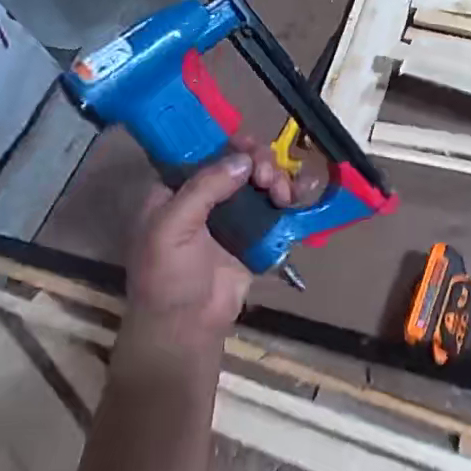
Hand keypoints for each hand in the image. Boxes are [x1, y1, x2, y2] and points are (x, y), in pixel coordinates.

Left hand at [126, 136, 309, 341]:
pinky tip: (303, 192)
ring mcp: (234, 216)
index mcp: (176, 191)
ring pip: (261, 182)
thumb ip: (204, 188)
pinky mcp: (257, 236)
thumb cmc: (167, 276)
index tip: (248, 144)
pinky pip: (276, 209)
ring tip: (282, 194)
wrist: (187, 327)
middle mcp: (206, 198)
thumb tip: (243, 161)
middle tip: (267, 177)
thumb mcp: (172, 227)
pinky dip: (292, 197)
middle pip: (238, 163)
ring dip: (276, 179)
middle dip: (258, 163)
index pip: (203, 152)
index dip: (227, 143)